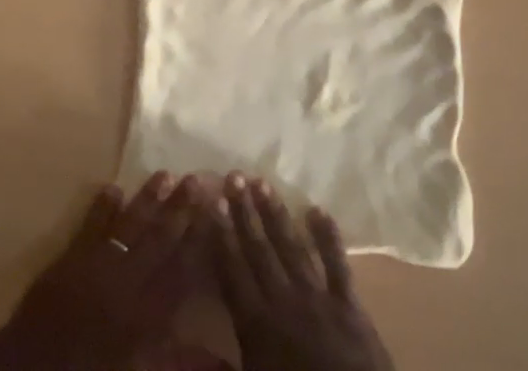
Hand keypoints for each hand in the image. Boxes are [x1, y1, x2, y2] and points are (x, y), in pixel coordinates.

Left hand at [0, 172, 203, 370]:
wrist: (38, 364)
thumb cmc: (95, 368)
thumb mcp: (145, 370)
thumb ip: (186, 361)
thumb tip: (229, 364)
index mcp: (149, 312)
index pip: (182, 269)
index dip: (200, 239)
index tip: (215, 210)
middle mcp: (128, 282)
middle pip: (159, 240)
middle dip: (180, 210)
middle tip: (196, 179)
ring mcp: (98, 267)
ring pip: (129, 228)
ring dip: (147, 201)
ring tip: (164, 174)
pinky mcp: (71, 260)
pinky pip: (90, 228)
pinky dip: (101, 209)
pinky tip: (113, 188)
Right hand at [211, 174, 393, 370]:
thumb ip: (212, 365)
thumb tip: (176, 349)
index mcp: (255, 322)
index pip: (232, 268)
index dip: (220, 233)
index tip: (210, 199)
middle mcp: (283, 301)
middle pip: (259, 249)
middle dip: (244, 212)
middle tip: (233, 176)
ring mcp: (318, 300)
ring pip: (292, 249)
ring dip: (275, 215)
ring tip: (262, 183)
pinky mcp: (351, 307)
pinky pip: (338, 266)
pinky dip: (328, 238)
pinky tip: (317, 210)